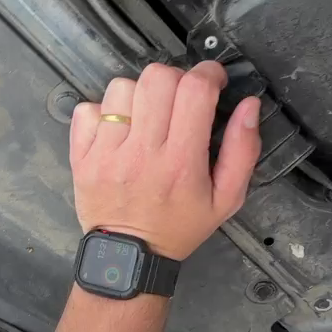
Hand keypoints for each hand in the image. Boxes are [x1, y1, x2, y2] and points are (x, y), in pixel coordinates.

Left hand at [69, 61, 260, 260]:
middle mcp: (142, 153)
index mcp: (181, 162)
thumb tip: (248, 106)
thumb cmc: (179, 227)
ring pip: (121, 88)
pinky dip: (103, 112)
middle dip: (175, 79)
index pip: (195, 90)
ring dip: (139, 94)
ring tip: (146, 116)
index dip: (209, 74)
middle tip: (179, 98)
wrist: (129, 258)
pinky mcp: (82, 157)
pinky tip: (118, 131)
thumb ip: (242, 151)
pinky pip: (87, 109)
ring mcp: (107, 153)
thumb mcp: (226, 200)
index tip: (213, 81)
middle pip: (157, 79)